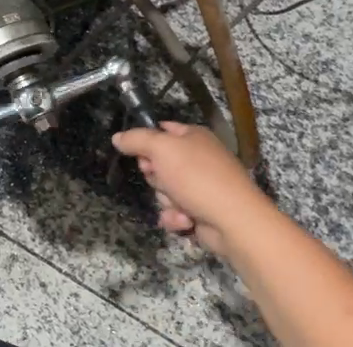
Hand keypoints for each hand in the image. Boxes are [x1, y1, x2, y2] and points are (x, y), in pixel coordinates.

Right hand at [113, 121, 272, 258]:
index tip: (138, 153)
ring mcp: (203, 187)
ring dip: (166, 199)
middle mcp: (200, 159)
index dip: (146, 141)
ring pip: (165, 189)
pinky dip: (176, 217)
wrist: (236, 223)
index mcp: (194, 137)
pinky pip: (177, 211)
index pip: (162, 129)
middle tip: (159, 178)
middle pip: (160, 163)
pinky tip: (184, 221)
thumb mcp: (160, 148)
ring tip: (178, 205)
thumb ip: (135, 140)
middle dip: (155, 175)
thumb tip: (116, 138)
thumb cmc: (197, 177)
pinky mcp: (204, 212)